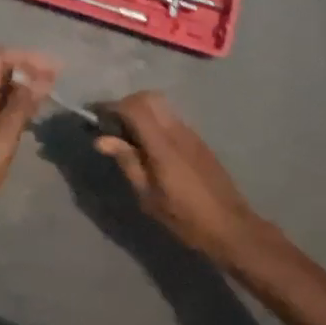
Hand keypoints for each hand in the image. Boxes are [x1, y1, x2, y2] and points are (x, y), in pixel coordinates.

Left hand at [0, 48, 57, 232]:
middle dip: (26, 70)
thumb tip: (42, 77)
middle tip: (55, 82)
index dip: (28, 58)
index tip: (56, 68)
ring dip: (19, 87)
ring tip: (46, 95)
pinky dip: (10, 103)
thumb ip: (22, 104)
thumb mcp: (3, 137)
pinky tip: (27, 113)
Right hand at [95, 92, 266, 265]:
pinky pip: (172, 118)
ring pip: (162, 106)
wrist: (231, 226)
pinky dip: (155, 121)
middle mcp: (178, 131)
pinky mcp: (199, 141)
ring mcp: (191, 133)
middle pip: (149, 98)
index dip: (112, 106)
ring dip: (141, 112)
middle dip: (126, 104)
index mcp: (163, 145)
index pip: (135, 107)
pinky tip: (149, 146)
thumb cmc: (185, 218)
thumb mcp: (149, 196)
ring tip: (128, 137)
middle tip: (112, 126)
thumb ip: (127, 162)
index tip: (95, 115)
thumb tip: (102, 139)